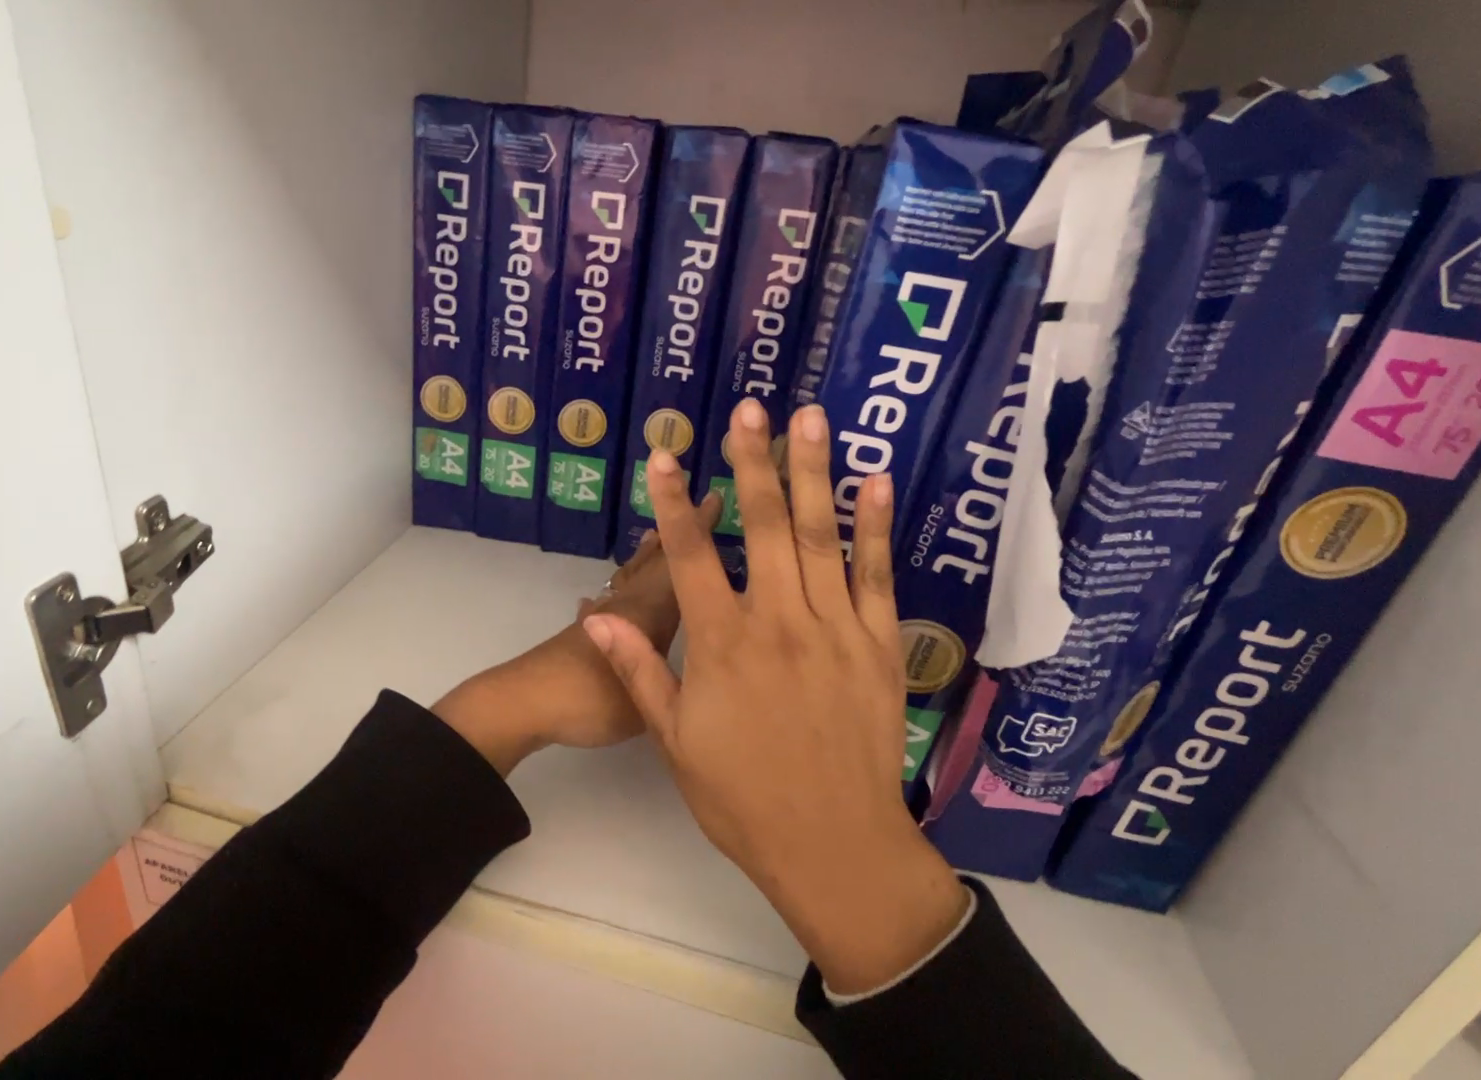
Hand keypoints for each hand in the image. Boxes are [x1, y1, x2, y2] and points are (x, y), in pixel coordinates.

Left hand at [433, 505, 715, 776]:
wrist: (522, 705)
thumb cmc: (592, 700)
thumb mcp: (647, 703)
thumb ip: (675, 684)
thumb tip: (700, 672)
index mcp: (648, 613)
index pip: (679, 564)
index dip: (697, 532)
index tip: (713, 497)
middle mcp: (624, 607)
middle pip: (653, 565)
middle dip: (675, 537)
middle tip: (695, 508)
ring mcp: (598, 619)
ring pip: (626, 580)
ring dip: (644, 559)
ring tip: (655, 537)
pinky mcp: (578, 636)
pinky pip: (603, 606)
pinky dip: (610, 596)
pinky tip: (598, 599)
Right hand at [582, 398, 966, 994]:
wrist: (833, 845)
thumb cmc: (742, 797)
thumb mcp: (675, 740)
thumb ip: (642, 670)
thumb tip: (600, 617)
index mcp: (724, 645)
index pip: (691, 558)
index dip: (677, 502)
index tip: (667, 454)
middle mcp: (780, 623)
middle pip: (763, 528)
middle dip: (752, 462)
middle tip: (749, 408)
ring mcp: (836, 630)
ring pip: (821, 538)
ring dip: (813, 474)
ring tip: (809, 420)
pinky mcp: (880, 646)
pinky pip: (879, 577)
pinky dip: (875, 528)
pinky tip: (874, 483)